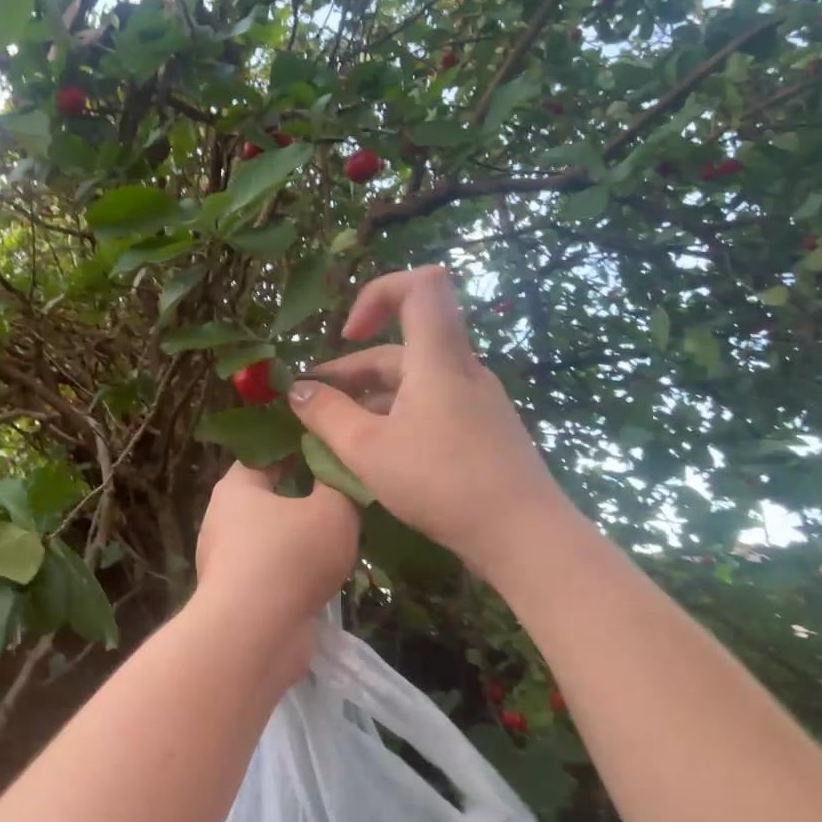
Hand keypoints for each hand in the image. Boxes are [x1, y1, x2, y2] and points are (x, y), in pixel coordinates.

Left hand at [195, 461, 359, 681]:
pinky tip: (325, 576)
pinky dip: (295, 571)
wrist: (253, 633)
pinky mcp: (237, 595)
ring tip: (342, 537)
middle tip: (343, 496)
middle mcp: (223, 519)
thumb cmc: (289, 556)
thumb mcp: (331, 510)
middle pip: (267, 497)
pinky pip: (271, 572)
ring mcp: (226, 560)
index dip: (296, 450)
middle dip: (302, 496)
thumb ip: (340, 485)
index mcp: (236, 487)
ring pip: (270, 537)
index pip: (264, 455)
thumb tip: (339, 470)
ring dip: (300, 538)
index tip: (330, 450)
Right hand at [287, 266, 569, 582]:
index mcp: (438, 358)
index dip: (377, 293)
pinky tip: (375, 454)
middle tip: (312, 404)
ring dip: (369, 398)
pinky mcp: (483, 428)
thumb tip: (297, 390)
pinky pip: (430, 405)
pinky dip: (395, 416)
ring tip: (335, 435)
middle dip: (351, 370)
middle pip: (401, 346)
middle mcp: (462, 369)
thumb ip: (326, 414)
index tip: (347, 334)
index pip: (421, 285)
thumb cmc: (441, 482)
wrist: (524, 536)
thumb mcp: (366, 449)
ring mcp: (477, 400)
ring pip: (413, 380)